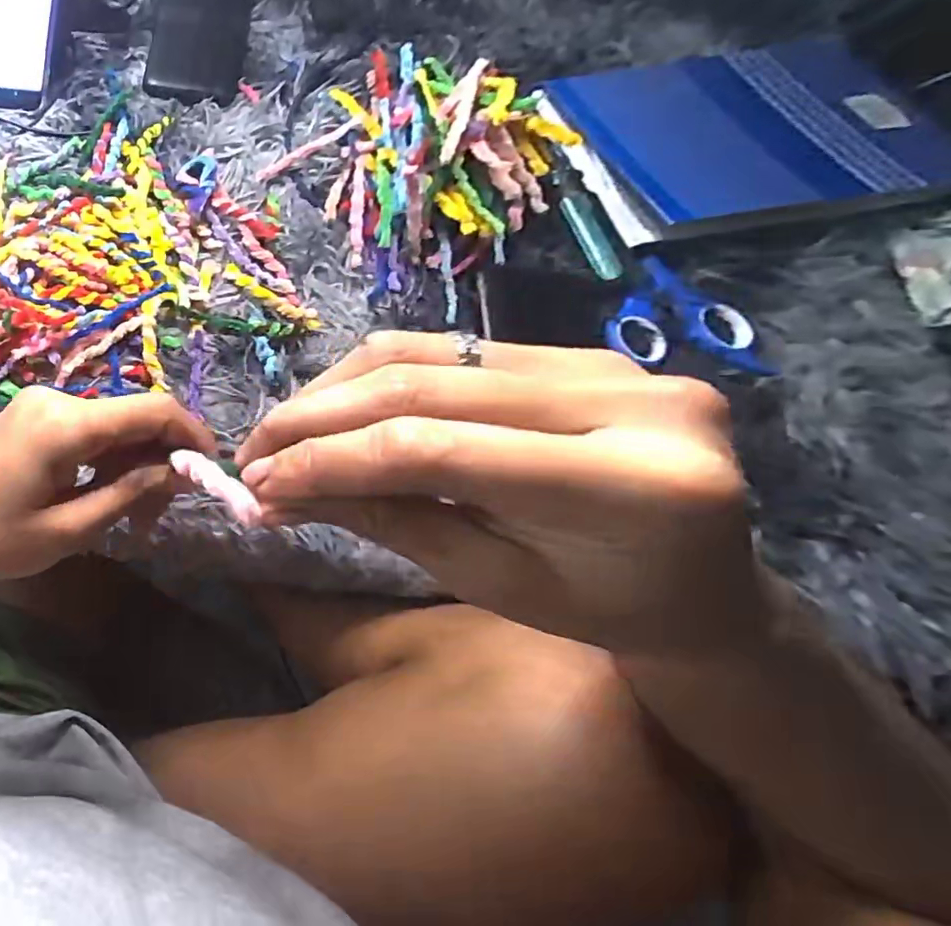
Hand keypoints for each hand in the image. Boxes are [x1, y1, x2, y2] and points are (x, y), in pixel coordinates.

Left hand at [0, 388, 215, 593]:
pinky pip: (85, 430)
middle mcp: (53, 400)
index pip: (150, 409)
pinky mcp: (30, 418)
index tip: (211, 472)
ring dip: (132, 465)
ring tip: (133, 518)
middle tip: (159, 517)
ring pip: (111, 425)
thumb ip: (126, 495)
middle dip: (158, 460)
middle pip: (131, 417)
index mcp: (62, 424)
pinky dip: (105, 460)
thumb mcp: (66, 531)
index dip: (190, 435)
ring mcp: (39, 406)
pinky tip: (104, 496)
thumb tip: (178, 471)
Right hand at [236, 332, 772, 658]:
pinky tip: (330, 406)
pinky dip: (368, 376)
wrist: (704, 582)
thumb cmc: (600, 606)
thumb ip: (379, 521)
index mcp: (631, 484)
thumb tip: (270, 495)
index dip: (328, 460)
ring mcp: (601, 360)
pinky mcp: (571, 349)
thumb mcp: (485, 578)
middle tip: (251, 454)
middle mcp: (628, 399)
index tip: (258, 483)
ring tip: (280, 432)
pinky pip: (442, 347)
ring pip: (420, 354)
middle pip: (418, 387)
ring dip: (331, 391)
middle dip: (314, 420)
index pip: (432, 449)